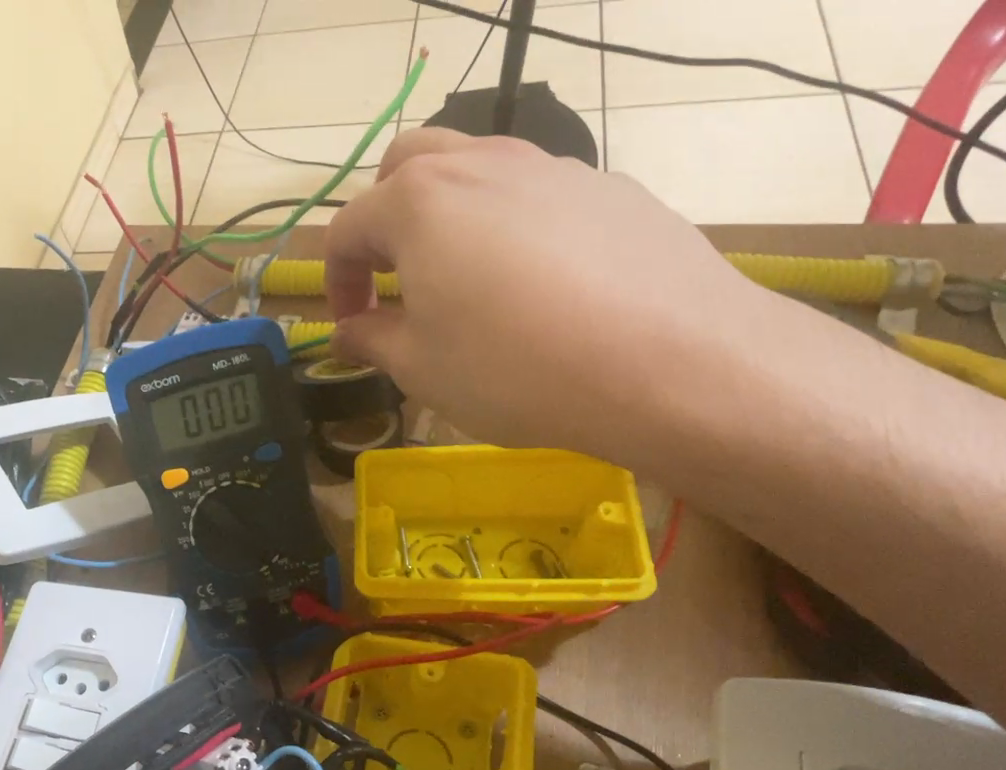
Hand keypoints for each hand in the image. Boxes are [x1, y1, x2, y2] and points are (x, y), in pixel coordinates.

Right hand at [324, 127, 776, 460]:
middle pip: (407, 166)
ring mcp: (551, 169)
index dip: (337, 281)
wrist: (668, 361)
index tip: (351, 325)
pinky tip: (541, 289)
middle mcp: (480, 165)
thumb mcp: (422, 368)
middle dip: (384, 219)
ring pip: (477, 168)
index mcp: (418, 203)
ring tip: (466, 281)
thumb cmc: (514, 368)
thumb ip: (372, 341)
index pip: (348, 229)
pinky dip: (513, 226)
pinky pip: (538, 195)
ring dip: (450, 214)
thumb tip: (349, 332)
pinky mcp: (609, 188)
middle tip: (396, 279)